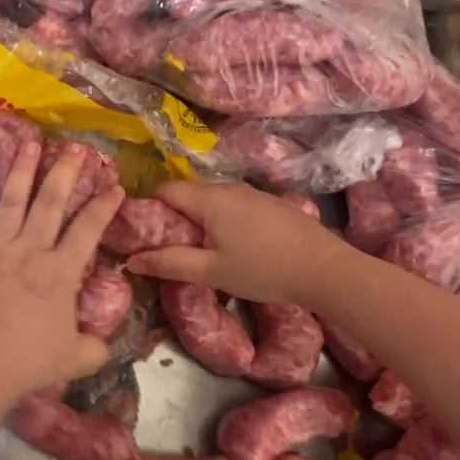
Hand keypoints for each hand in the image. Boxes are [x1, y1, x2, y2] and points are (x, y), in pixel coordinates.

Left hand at [0, 141, 122, 406]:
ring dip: (20, 171)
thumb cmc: (29, 361)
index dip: (104, 207)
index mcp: (60, 271)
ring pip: (10, 202)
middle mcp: (29, 251)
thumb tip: (102, 343)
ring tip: (28, 144)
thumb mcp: (77, 358)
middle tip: (74, 147)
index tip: (115, 186)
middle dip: (64, 172)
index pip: (88, 230)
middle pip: (50, 203)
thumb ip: (94, 346)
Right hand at [125, 180, 350, 305]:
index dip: (149, 208)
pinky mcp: (272, 203)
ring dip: (200, 218)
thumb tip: (131, 260)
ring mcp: (254, 193)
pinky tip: (236, 245)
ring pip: (212, 199)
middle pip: (188, 193)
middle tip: (171, 246)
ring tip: (203, 248)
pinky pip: (234, 204)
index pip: (165, 190)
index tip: (145, 233)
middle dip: (174, 215)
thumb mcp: (211, 272)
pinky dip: (224, 219)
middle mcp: (229, 187)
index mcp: (209, 199)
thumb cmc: (264, 271)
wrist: (328, 270)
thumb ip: (169, 263)